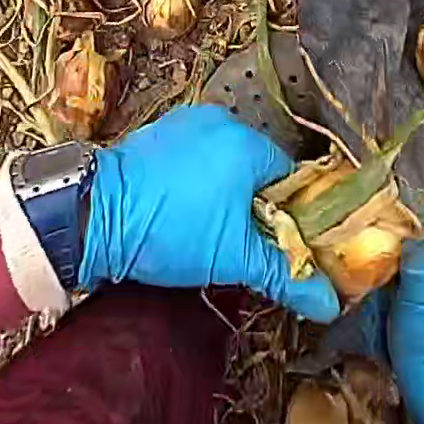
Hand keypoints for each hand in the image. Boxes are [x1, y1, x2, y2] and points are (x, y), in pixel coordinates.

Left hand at [79, 104, 339, 321]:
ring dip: (223, 186)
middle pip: (256, 166)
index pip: (287, 177)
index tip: (271, 239)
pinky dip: (196, 172)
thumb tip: (330, 303)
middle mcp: (225, 122)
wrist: (93, 214)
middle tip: (235, 237)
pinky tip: (179, 201)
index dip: (283, 212)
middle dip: (251, 201)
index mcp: (249, 144)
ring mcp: (192, 120)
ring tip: (203, 222)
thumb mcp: (231, 257)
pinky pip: (196, 150)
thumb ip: (283, 274)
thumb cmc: (171, 230)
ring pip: (225, 158)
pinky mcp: (164, 127)